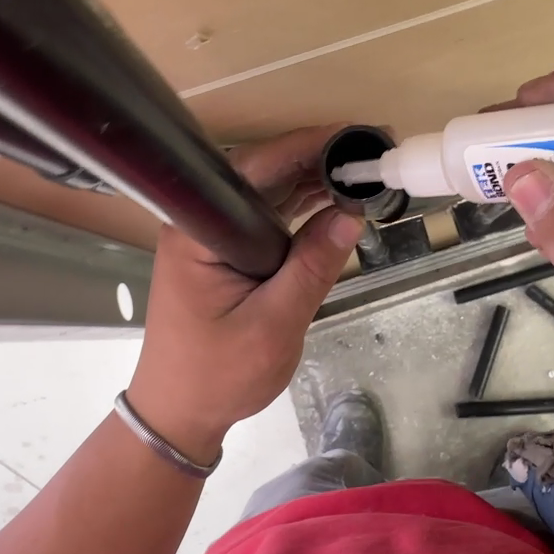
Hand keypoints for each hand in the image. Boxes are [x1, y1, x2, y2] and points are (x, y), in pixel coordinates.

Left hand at [126, 125, 364, 463]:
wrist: (180, 414)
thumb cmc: (217, 375)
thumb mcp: (273, 326)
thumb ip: (311, 267)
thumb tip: (351, 214)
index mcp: (199, 228)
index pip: (256, 168)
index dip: (306, 147)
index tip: (352, 138)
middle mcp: (204, 219)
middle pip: (265, 171)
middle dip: (319, 156)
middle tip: (372, 148)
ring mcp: (216, 232)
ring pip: (271, 189)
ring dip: (316, 177)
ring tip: (365, 166)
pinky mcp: (230, 247)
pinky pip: (271, 213)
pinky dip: (305, 205)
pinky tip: (337, 196)